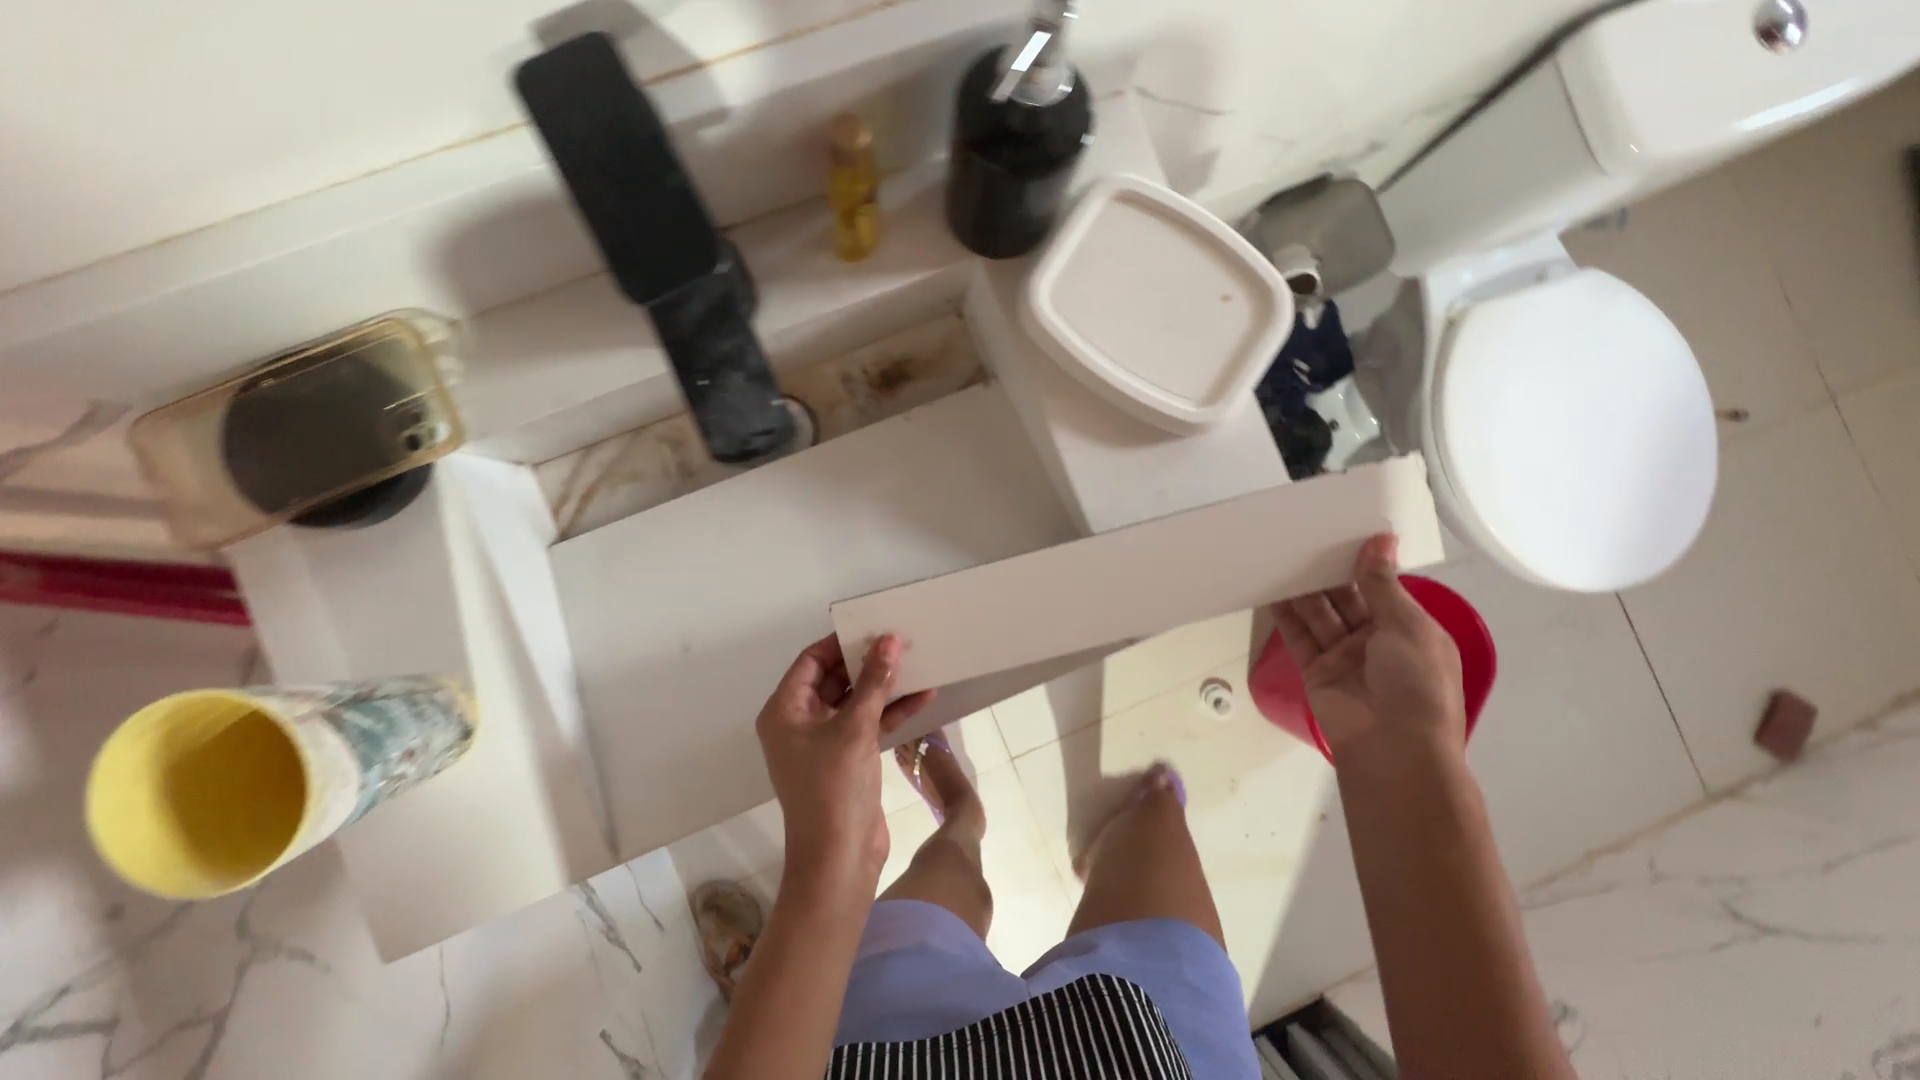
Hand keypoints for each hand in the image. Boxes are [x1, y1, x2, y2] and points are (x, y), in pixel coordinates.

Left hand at [755, 634, 934, 888]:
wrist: (839, 857)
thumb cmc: (834, 787)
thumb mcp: (855, 728)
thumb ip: (873, 682)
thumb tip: (889, 640)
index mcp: (784, 712)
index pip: (811, 662)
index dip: (841, 643)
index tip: (874, 627)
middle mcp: (799, 724)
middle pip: (833, 680)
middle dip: (867, 663)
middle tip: (901, 642)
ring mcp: (824, 744)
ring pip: (855, 703)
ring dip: (884, 687)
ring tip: (918, 664)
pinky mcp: (848, 761)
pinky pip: (868, 725)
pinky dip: (891, 713)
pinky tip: (923, 697)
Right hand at [1271, 534, 1464, 761]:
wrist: (1393, 748)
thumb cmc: (1415, 683)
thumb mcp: (1407, 626)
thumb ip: (1382, 583)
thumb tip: (1381, 539)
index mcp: (1410, 628)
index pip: (1384, 587)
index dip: (1366, 561)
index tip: (1344, 531)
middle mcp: (1377, 640)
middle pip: (1348, 598)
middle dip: (1330, 572)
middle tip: (1305, 537)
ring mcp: (1344, 656)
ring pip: (1321, 615)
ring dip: (1304, 589)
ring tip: (1282, 556)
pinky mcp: (1316, 671)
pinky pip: (1300, 638)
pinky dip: (1285, 616)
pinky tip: (1271, 591)